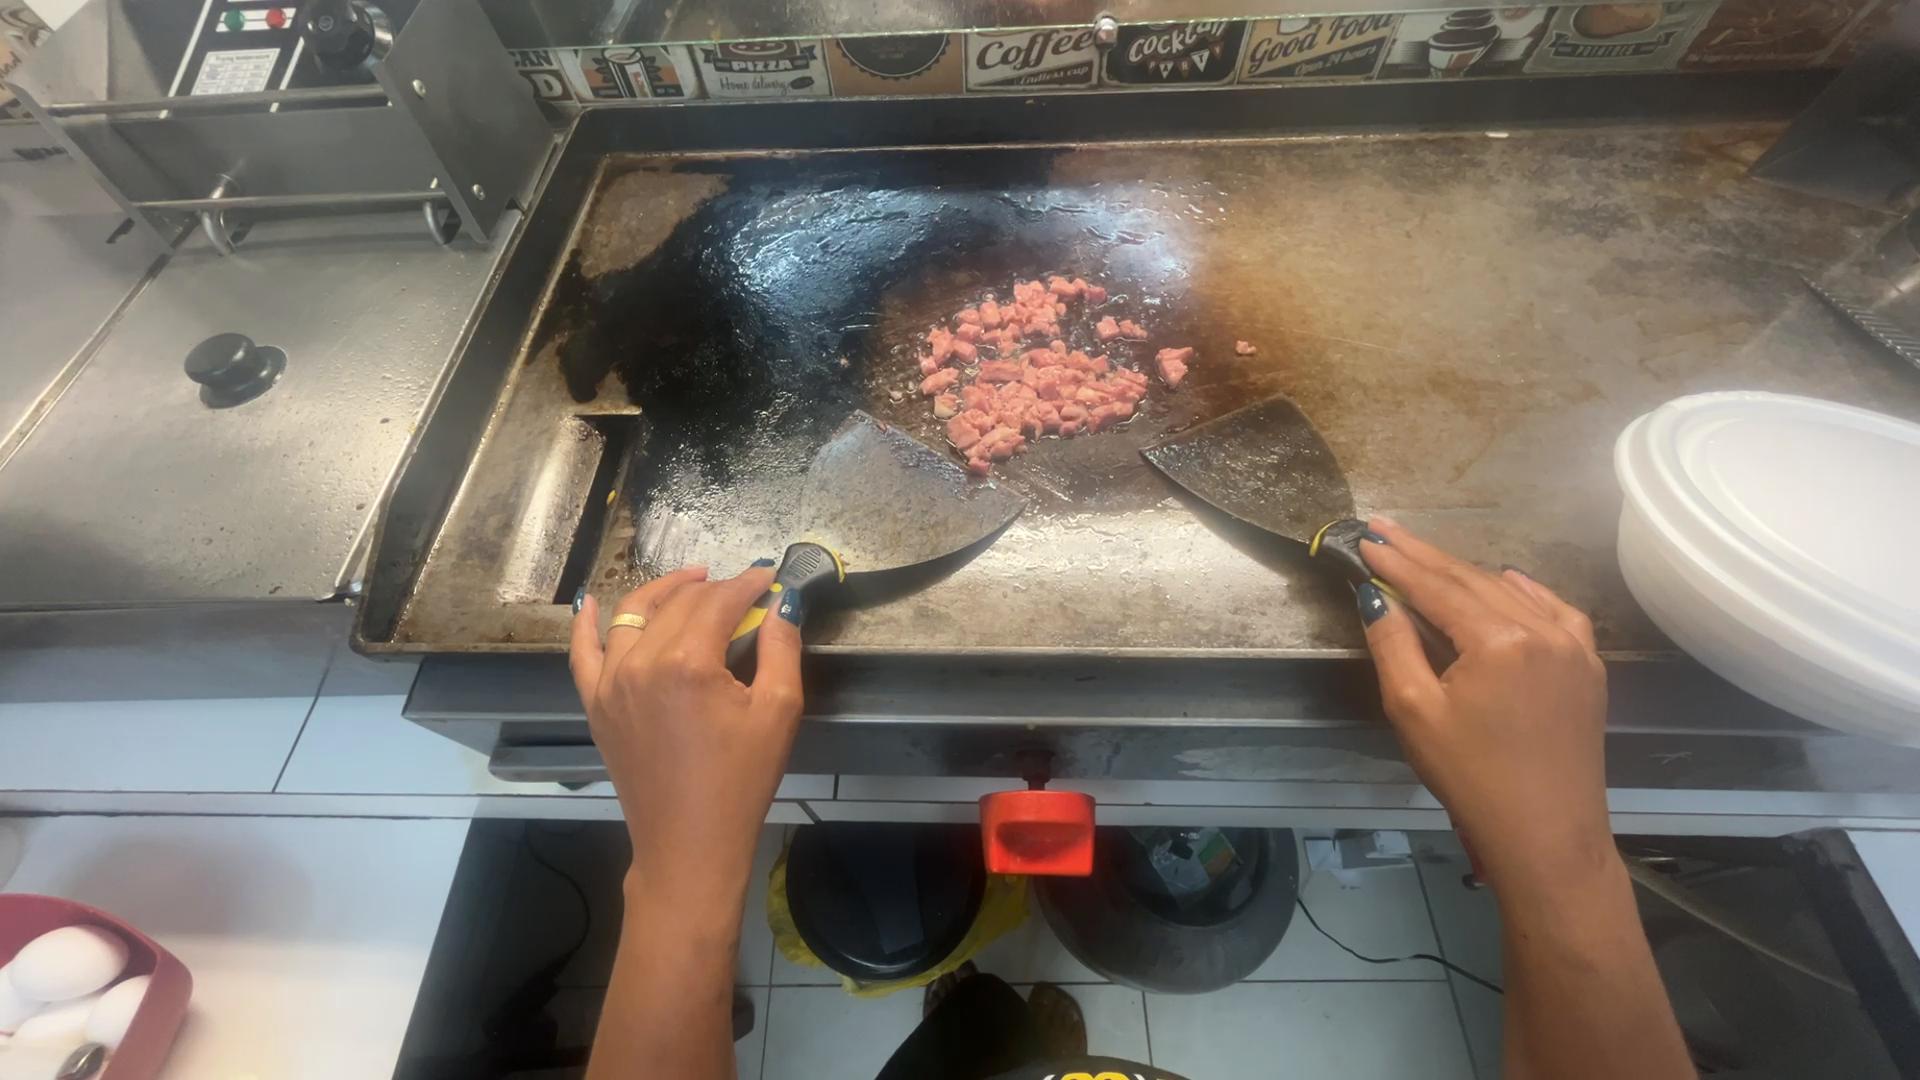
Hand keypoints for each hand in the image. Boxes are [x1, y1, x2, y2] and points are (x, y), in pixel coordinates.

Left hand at [569, 565, 804, 909]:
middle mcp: (641, 662)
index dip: (748, 584)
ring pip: (633, 614)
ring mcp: (610, 683)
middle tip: (744, 591)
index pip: (720, 601)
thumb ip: (781, 646)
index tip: (768, 576)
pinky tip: (590, 601)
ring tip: (693, 583)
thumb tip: (783, 601)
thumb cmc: (742, 778)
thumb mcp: (778, 709)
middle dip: (716, 588)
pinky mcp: (596, 704)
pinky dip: (586, 623)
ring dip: (665, 592)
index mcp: (688, 663)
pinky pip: (582, 652)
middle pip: (680, 603)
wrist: (690, 842)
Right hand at [1357, 518, 1612, 892]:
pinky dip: (1522, 590)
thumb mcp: (1412, 708)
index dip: (1396, 562)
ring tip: (1423, 553)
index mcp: (1499, 640)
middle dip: (1423, 555)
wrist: (1545, 833)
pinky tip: (1506, 578)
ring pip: (1507, 592)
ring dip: (1462, 571)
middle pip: (1471, 580)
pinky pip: (1555, 611)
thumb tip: (1375, 595)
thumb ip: (1393, 642)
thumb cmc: (1467, 772)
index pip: (1436, 587)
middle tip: (1384, 529)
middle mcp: (1543, 632)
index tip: (1365, 538)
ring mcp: (1573, 648)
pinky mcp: (1586, 668)